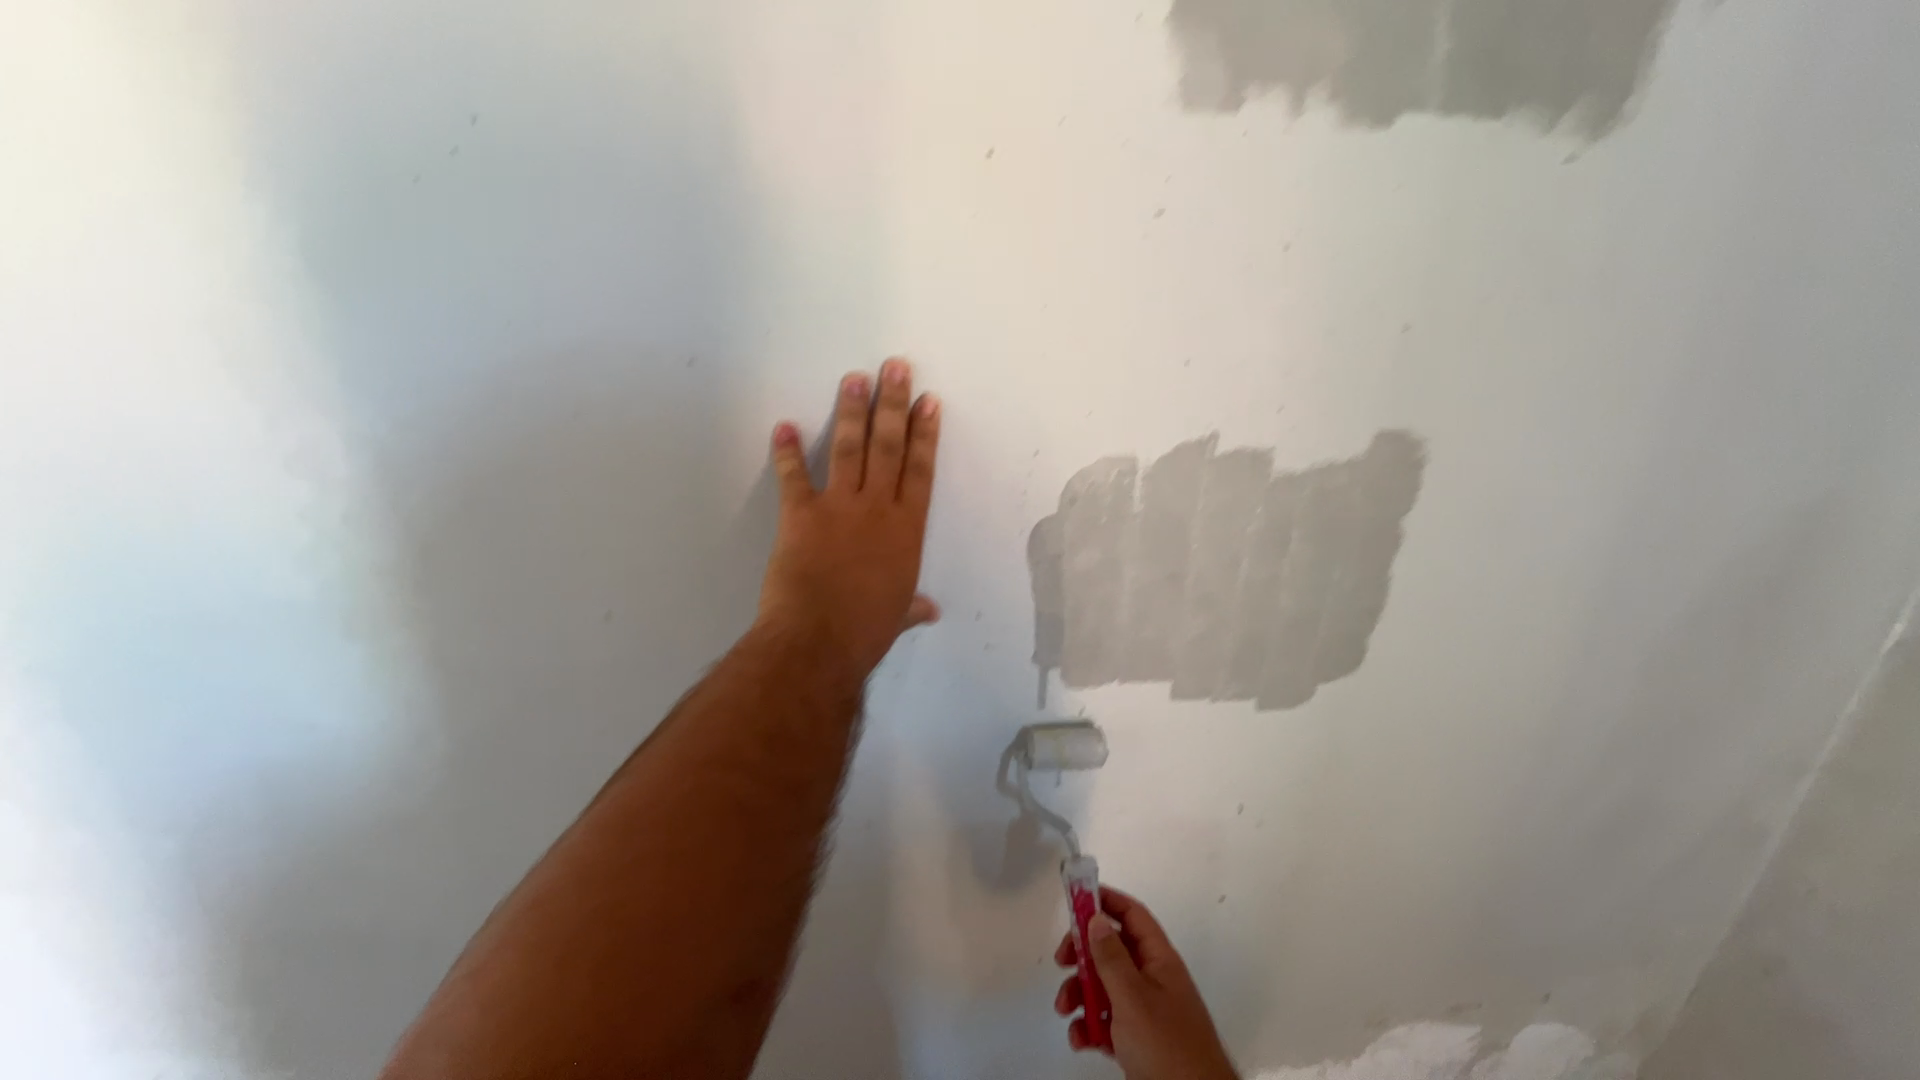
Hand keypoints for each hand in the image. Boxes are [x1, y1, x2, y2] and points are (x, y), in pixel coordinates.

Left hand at [760, 358, 940, 677]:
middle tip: (894, 367)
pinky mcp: (800, 515)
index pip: (920, 470)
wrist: (818, 640)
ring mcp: (838, 507)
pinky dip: (786, 452)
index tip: (928, 401)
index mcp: (906, 530)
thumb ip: (912, 607)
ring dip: (850, 411)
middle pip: (888, 446)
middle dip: (892, 403)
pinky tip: (783, 426)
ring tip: (854, 378)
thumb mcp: (896, 616)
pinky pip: (793, 477)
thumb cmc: (865, 631)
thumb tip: (930, 612)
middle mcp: (877, 508)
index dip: (925, 433)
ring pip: (849, 449)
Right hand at [1054, 887, 1237, 1079]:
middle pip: (1111, 951)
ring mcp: (1146, 1010)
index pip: (1132, 915)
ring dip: (1080, 996)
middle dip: (1082, 957)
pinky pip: (1108, 1020)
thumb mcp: (1132, 998)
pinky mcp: (1138, 1038)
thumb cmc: (1166, 1045)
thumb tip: (1095, 918)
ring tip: (1066, 1012)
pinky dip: (1090, 1026)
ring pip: (1105, 987)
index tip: (1075, 899)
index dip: (1106, 901)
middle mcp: (1153, 978)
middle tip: (1061, 963)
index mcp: (1159, 960)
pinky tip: (1081, 1039)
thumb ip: (1111, 957)